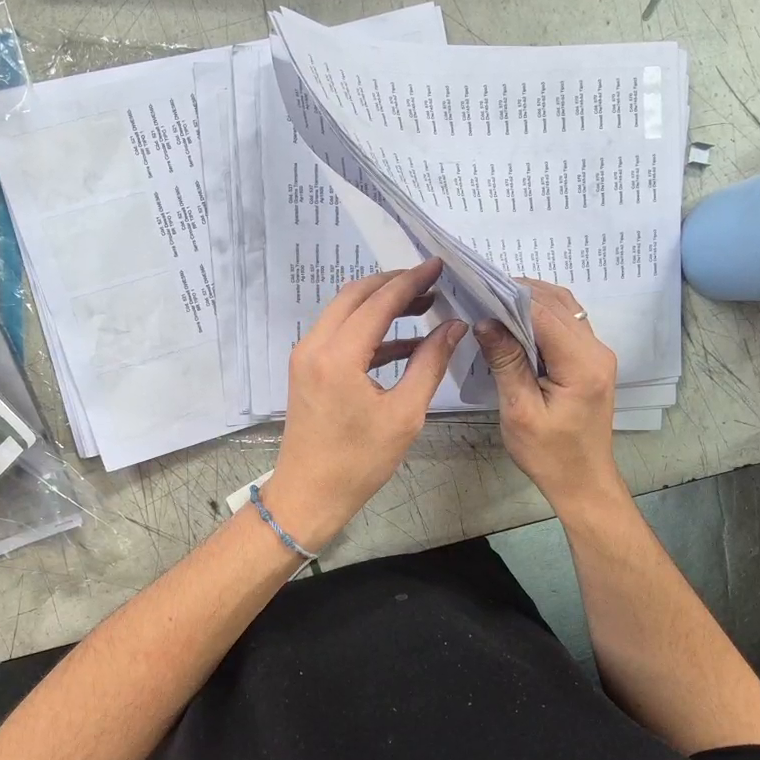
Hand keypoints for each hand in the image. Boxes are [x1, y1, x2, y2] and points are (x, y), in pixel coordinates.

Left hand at [261, 259, 467, 548]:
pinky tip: (404, 342)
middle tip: (433, 283)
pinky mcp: (306, 370)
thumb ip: (429, 364)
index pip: (379, 301)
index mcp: (338, 355)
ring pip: (345, 312)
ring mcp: (305, 357)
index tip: (439, 265)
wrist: (309, 495)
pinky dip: (370, 332)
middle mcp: (315, 345)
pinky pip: (339, 335)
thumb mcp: (404, 414)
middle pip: (356, 295)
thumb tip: (454, 327)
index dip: (412, 280)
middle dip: (395, 284)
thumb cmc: (359, 462)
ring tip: (425, 307)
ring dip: (382, 306)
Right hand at [475, 279, 624, 511]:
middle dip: (520, 293)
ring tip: (494, 304)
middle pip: (558, 303)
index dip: (511, 298)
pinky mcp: (591, 362)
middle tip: (481, 292)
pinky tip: (515, 324)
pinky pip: (567, 325)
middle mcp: (597, 351)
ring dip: (531, 302)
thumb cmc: (549, 454)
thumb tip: (485, 322)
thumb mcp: (519, 411)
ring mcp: (598, 355)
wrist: (582, 481)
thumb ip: (506, 363)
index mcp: (582, 365)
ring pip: (565, 309)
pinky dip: (542, 317)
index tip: (478, 290)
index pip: (544, 313)